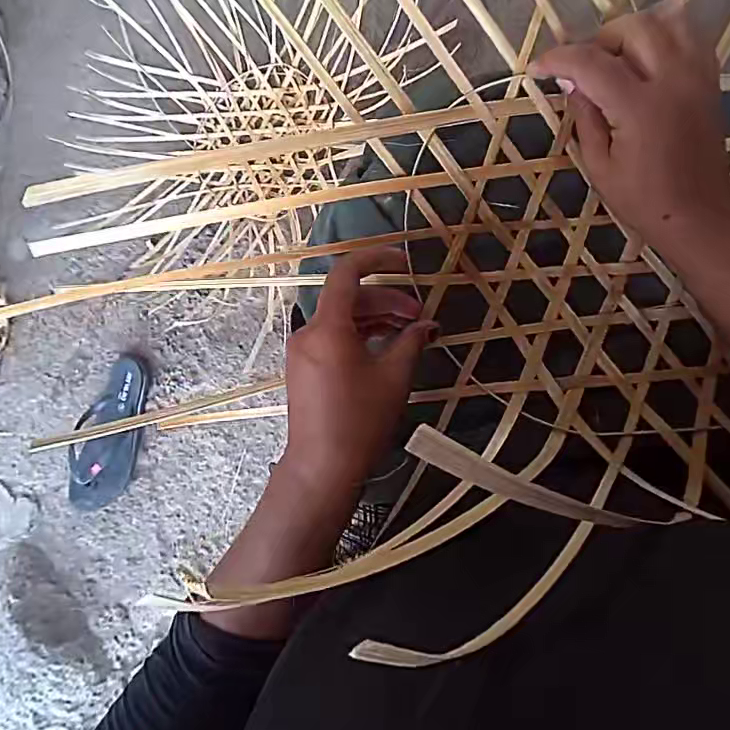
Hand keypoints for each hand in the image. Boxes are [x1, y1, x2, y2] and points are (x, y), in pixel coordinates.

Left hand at [283, 247, 435, 483]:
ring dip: (377, 318)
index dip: (377, 258)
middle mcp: (309, 331)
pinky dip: (361, 335)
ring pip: (343, 318)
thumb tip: (427, 326)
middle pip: (350, 298)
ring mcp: (303, 350)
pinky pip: (334, 337)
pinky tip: (387, 346)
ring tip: (410, 331)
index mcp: (328, 327)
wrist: (322, 470)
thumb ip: (411, 341)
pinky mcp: (305, 367)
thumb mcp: (394, 377)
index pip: (347, 272)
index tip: (405, 262)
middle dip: (388, 300)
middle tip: (420, 315)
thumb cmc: (360, 421)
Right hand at [532, 9, 729, 257]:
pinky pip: (688, 35)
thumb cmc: (643, 200)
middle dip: (599, 41)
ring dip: (634, 32)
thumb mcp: (598, 165)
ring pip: (667, 20)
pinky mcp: (710, 78)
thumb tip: (570, 80)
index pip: (592, 62)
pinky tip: (645, 63)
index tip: (538, 68)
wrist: (700, 214)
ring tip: (617, 60)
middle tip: (585, 71)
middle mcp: (674, 82)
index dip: (558, 59)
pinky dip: (662, 37)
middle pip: (633, 28)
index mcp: (641, 109)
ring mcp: (697, 76)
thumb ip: (584, 116)